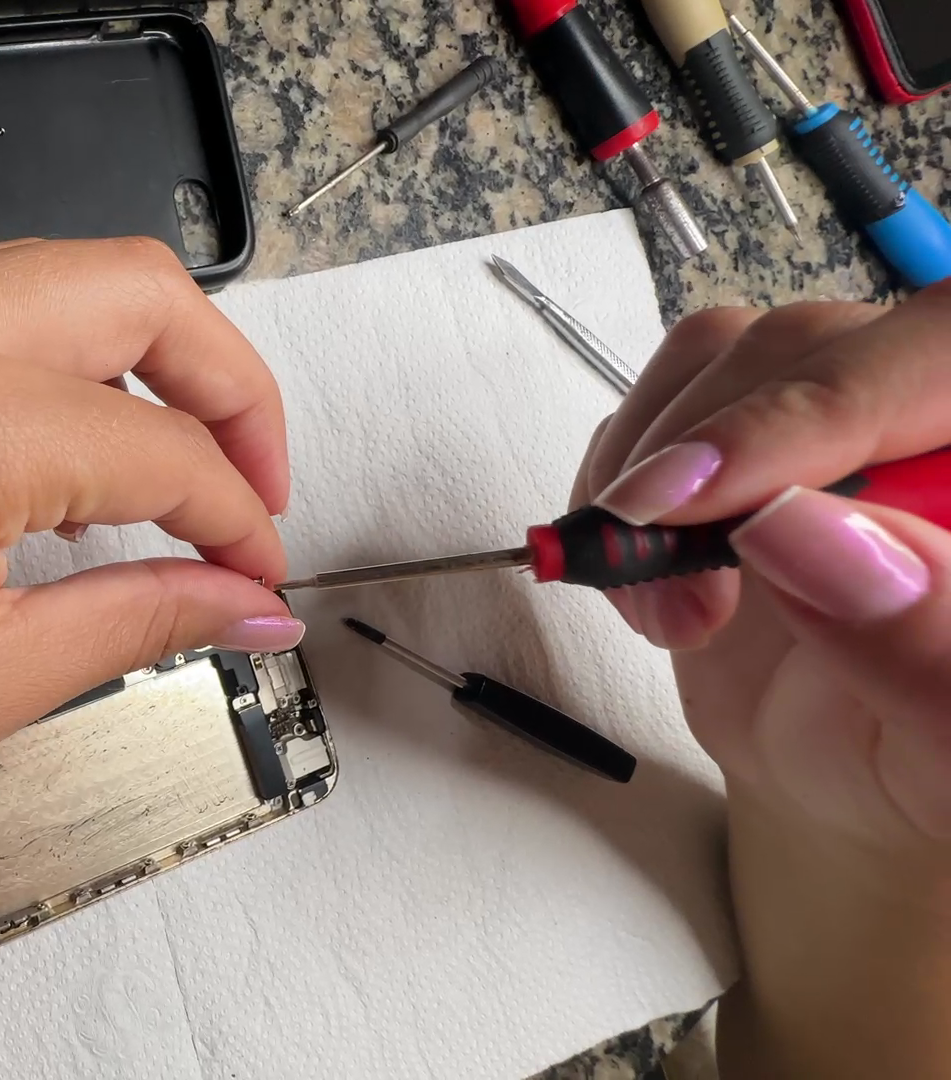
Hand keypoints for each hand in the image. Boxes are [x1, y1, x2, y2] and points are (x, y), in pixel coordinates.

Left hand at [0, 238, 299, 929]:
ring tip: (169, 477)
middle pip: (127, 290)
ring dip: (133, 365)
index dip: (234, 515)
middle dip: (221, 385)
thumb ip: (148, 613)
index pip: (154, 443)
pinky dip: (44, 368)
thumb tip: (253, 600)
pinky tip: (67, 453)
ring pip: (50, 282)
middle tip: (249, 489)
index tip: (258, 570)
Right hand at [569, 288, 950, 1075]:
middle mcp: (939, 417)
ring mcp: (839, 425)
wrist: (885, 773)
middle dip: (707, 453)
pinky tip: (651, 554)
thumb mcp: (950, 746)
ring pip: (724, 357)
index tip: (685, 512)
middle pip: (817, 337)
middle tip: (663, 568)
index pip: (942, 353)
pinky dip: (623, 472)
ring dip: (653, 463)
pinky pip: (661, 406)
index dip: (810, 413)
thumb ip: (919, 636)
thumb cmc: (939, 766)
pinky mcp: (743, 453)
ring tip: (660, 573)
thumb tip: (805, 535)